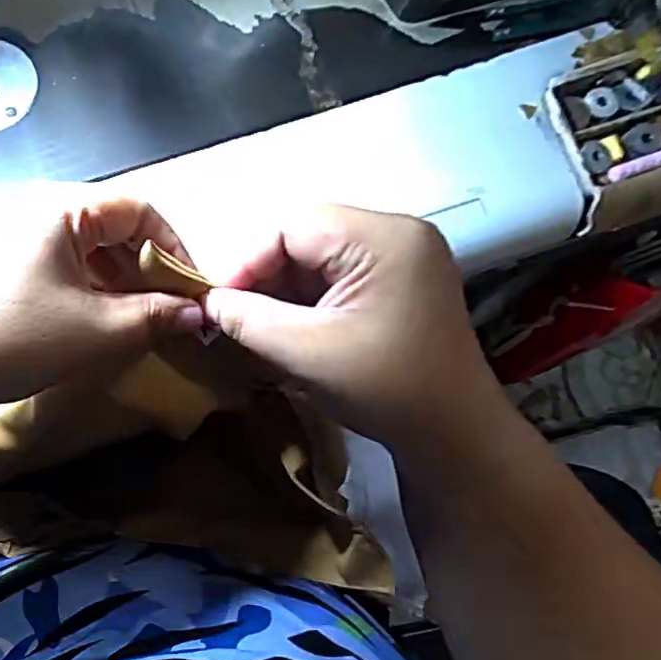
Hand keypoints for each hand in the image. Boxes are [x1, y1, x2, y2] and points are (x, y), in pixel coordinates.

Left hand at [0, 193, 200, 425]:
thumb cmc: (18, 339)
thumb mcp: (97, 331)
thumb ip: (155, 317)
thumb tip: (198, 313)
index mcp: (61, 208)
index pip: (139, 209)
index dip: (175, 248)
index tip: (191, 290)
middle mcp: (34, 207)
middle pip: (110, 225)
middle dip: (146, 268)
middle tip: (164, 310)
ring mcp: (9, 231)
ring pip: (83, 246)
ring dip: (116, 280)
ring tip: (130, 320)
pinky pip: (55, 262)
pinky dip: (84, 286)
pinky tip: (90, 319)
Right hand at [200, 205, 501, 449]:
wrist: (452, 432)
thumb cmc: (385, 390)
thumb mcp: (307, 353)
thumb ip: (250, 321)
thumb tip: (208, 302)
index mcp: (383, 238)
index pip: (292, 226)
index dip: (246, 261)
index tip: (216, 303)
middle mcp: (396, 236)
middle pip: (306, 240)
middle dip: (263, 279)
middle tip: (231, 319)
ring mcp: (401, 261)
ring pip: (319, 263)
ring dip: (282, 295)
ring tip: (254, 330)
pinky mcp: (398, 287)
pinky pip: (338, 282)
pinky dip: (307, 306)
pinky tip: (286, 333)